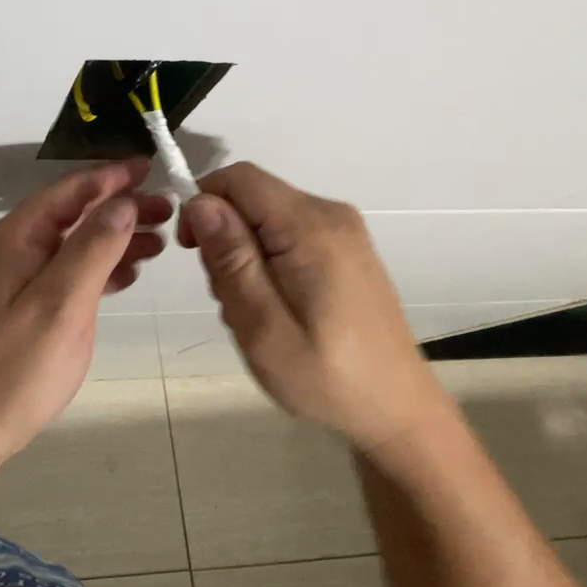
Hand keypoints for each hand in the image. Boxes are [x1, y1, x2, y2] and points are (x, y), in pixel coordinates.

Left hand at [0, 161, 170, 456]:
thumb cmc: (16, 365)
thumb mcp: (61, 303)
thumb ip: (93, 249)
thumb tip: (123, 202)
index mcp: (18, 238)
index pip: (69, 191)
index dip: (111, 177)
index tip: (153, 166)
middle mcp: (18, 249)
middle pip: (75, 213)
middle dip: (121, 207)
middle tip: (170, 210)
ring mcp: (22, 279)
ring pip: (76, 243)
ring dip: (117, 237)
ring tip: (162, 240)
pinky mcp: (30, 306)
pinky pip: (72, 271)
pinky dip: (103, 268)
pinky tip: (131, 274)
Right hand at [178, 162, 448, 450]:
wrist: (395, 408)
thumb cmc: (324, 376)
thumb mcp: (262, 327)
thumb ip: (231, 260)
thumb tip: (201, 201)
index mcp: (310, 228)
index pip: (239, 178)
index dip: (203, 203)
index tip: (192, 254)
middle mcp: (330, 214)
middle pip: (251, 196)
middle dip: (224, 238)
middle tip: (230, 299)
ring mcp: (343, 231)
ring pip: (265, 217)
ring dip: (243, 255)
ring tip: (255, 313)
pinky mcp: (346, 248)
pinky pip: (287, 234)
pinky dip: (267, 261)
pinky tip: (277, 308)